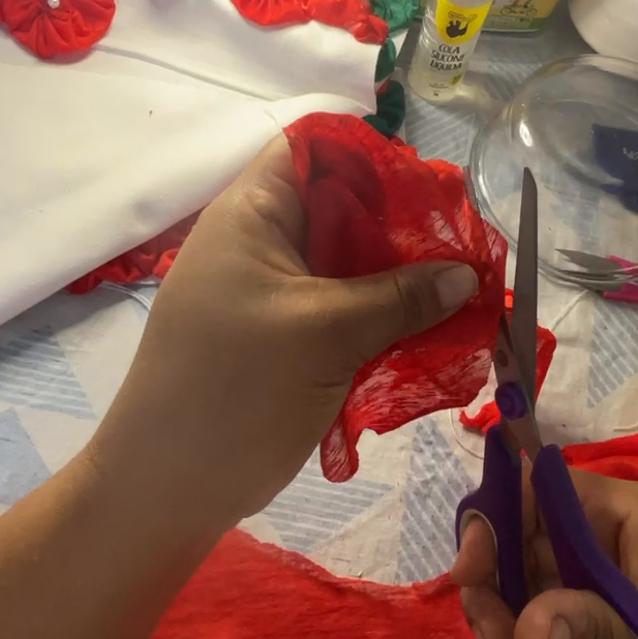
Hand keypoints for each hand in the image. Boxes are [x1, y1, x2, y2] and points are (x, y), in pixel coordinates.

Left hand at [88, 136, 478, 530]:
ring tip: (461, 290)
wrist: (169, 489)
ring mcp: (278, 294)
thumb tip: (468, 273)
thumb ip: (400, 298)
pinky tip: (432, 329)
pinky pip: (347, 309)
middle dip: (403, 225)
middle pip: (343, 208)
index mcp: (253, 215)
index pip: (313, 148)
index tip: (430, 187)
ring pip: (351, 265)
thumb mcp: (323, 333)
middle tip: (462, 246)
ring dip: (401, 278)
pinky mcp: (291, 337)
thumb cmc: (235, 391)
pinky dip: (386, 316)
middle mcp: (265, 243)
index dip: (370, 155)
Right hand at [453, 469, 637, 638]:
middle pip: (526, 543)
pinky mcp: (614, 613)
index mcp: (626, 514)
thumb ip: (591, 633)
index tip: (469, 575)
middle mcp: (611, 533)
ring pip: (535, 587)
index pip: (538, 490)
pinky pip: (558, 621)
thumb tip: (520, 626)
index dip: (494, 522)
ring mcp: (611, 575)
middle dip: (501, 600)